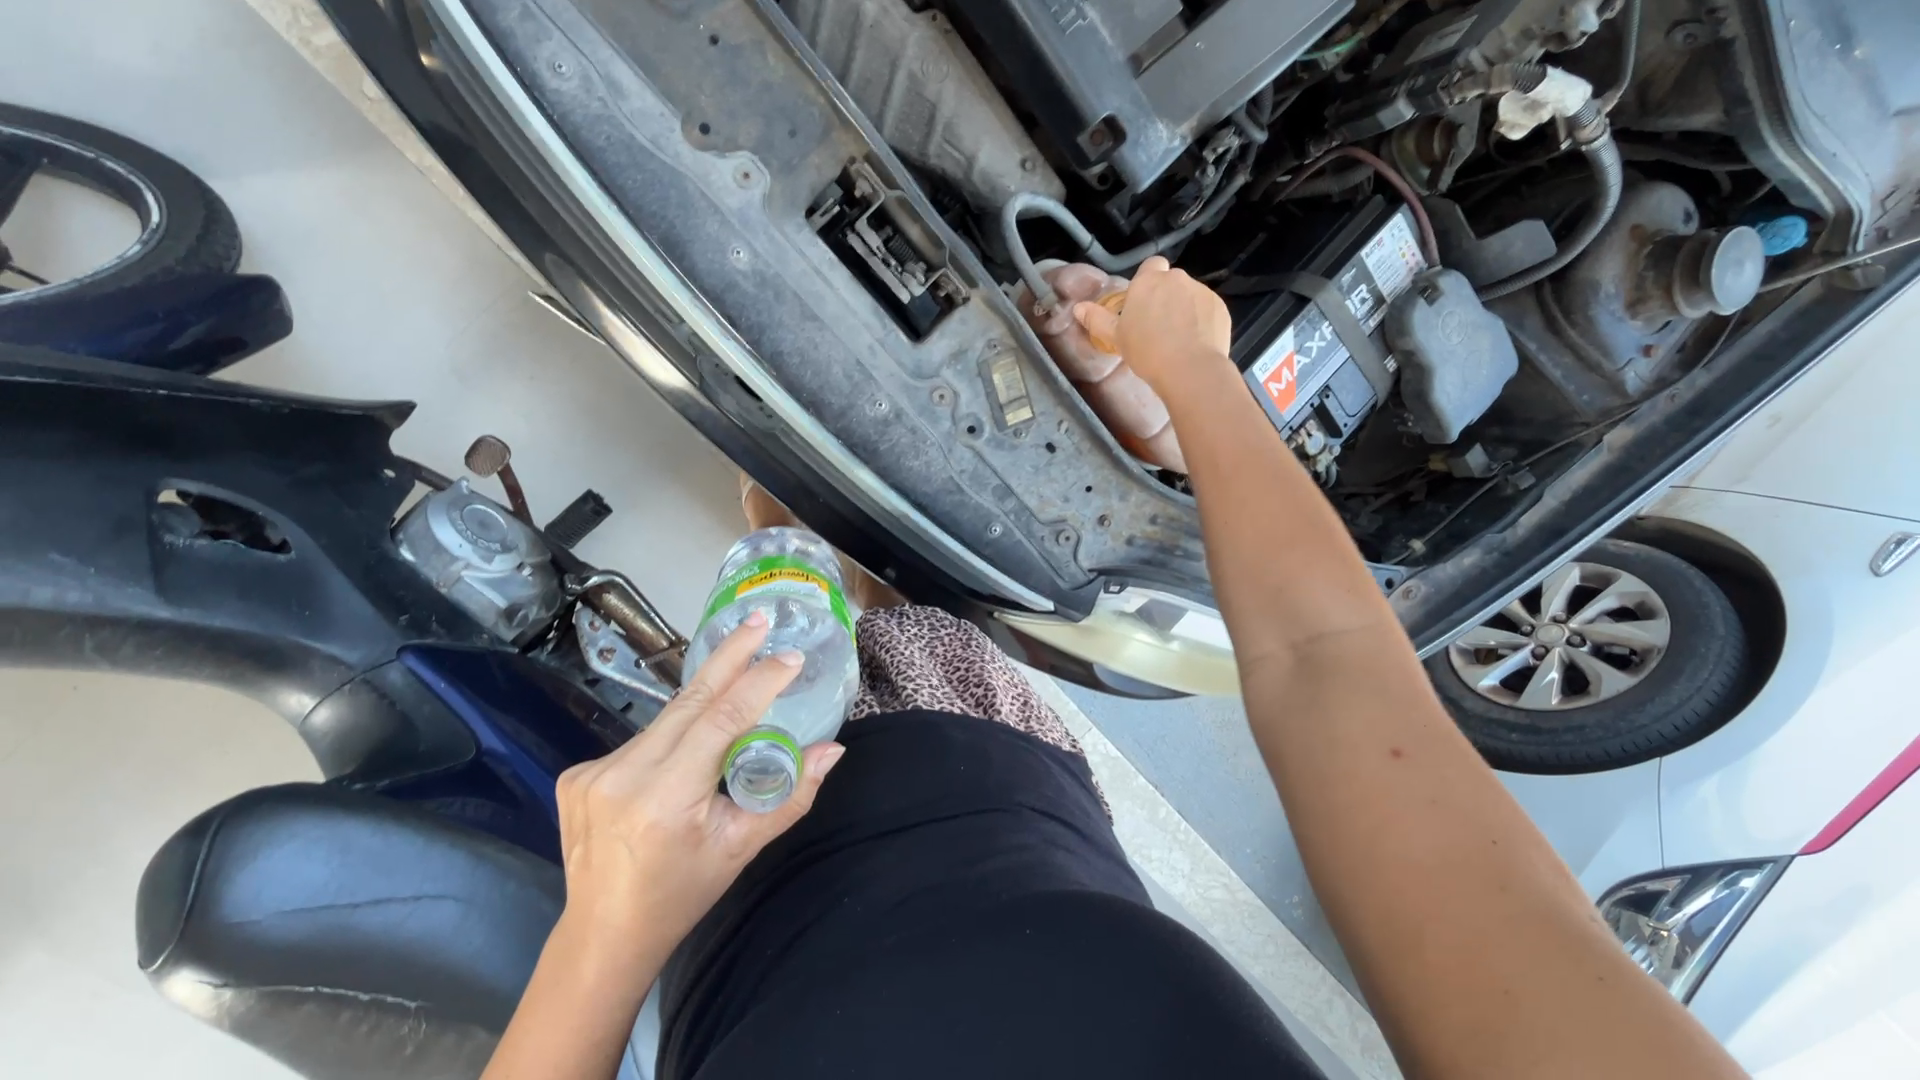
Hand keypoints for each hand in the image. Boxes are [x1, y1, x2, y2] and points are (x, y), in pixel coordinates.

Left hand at [552, 611, 844, 964]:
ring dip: (703, 705)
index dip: (758, 683)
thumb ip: (790, 796)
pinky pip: (641, 740)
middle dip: (729, 658)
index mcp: (665, 799)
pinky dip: (671, 739)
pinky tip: (680, 762)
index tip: (789, 656)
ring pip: (666, 721)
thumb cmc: (682, 894)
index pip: (721, 721)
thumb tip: (831, 750)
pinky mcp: (577, 773)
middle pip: (689, 702)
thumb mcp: (742, 849)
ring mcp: (592, 771)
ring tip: (734, 693)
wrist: (603, 933)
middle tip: (758, 620)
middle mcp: (622, 776)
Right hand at [1072, 255, 1232, 394]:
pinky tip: (1196, 342)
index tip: (1145, 303)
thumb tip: (1078, 308)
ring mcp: (1201, 291)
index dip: (1149, 280)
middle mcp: (1176, 279)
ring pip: (1190, 295)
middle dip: (1167, 297)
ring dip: (1185, 308)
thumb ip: (1097, 319)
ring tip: (1179, 338)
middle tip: (1158, 326)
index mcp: (1148, 281)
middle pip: (1171, 281)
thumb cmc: (1147, 352)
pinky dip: (1202, 320)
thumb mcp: (1116, 338)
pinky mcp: (1219, 306)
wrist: (1190, 369)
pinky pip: (1207, 309)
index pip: (1151, 265)